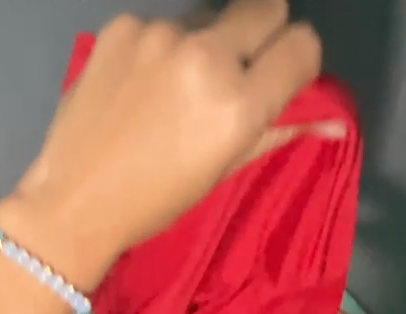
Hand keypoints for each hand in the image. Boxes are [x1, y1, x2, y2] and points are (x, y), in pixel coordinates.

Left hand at [0, 0, 322, 287]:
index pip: (303, 46)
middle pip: (265, 8)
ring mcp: (160, 35)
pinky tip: (135, 91)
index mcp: (237, 105)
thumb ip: (276, 133)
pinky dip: (158, 52)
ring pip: (208, 20)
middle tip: (232, 77)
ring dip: (203, 47)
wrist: (74, 201)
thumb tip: (331, 122)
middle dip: (260, 37)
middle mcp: (205, 58)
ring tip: (169, 95)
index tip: (279, 80)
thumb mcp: (220, 172)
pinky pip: (160, 26)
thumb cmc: (154, 202)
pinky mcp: (123, 26)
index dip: (297, 62)